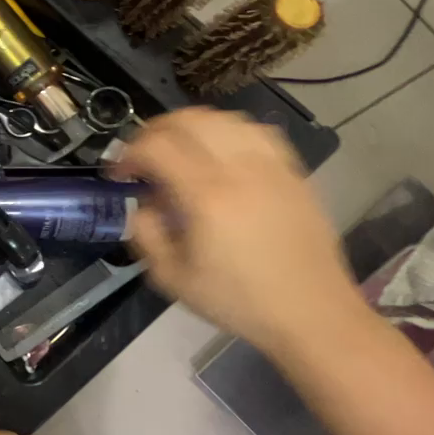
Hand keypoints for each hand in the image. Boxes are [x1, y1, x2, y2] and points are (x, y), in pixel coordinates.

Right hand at [116, 108, 366, 355]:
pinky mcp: (294, 173)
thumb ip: (145, 233)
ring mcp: (272, 168)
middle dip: (154, 132)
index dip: (128, 154)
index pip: (155, 147)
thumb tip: (143, 203)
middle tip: (143, 158)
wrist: (313, 315)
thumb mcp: (171, 278)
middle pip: (187, 120)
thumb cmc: (237, 300)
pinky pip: (257, 131)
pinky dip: (228, 132)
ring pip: (223, 119)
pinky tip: (220, 154)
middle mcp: (240, 171)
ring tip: (179, 151)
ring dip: (190, 127)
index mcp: (207, 197)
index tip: (120, 176)